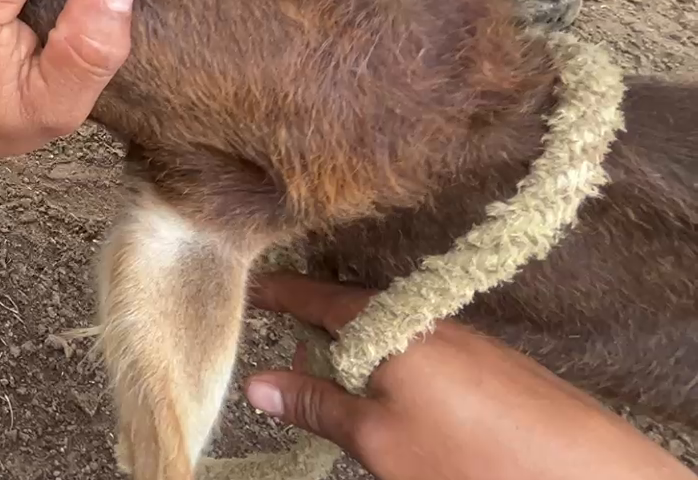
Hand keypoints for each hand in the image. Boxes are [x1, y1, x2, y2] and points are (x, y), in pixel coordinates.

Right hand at [247, 274, 694, 479]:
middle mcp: (424, 317)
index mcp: (385, 322)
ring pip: (392, 333)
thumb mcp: (379, 441)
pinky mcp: (506, 369)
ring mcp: (470, 340)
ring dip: (362, 351)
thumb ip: (314, 404)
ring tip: (348, 384)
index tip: (242, 286)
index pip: (309, 293)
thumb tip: (254, 384)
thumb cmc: (477, 461)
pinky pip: (430, 351)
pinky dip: (402, 364)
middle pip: (350, 311)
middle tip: (289, 349)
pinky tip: (411, 401)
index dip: (273, 292)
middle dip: (316, 327)